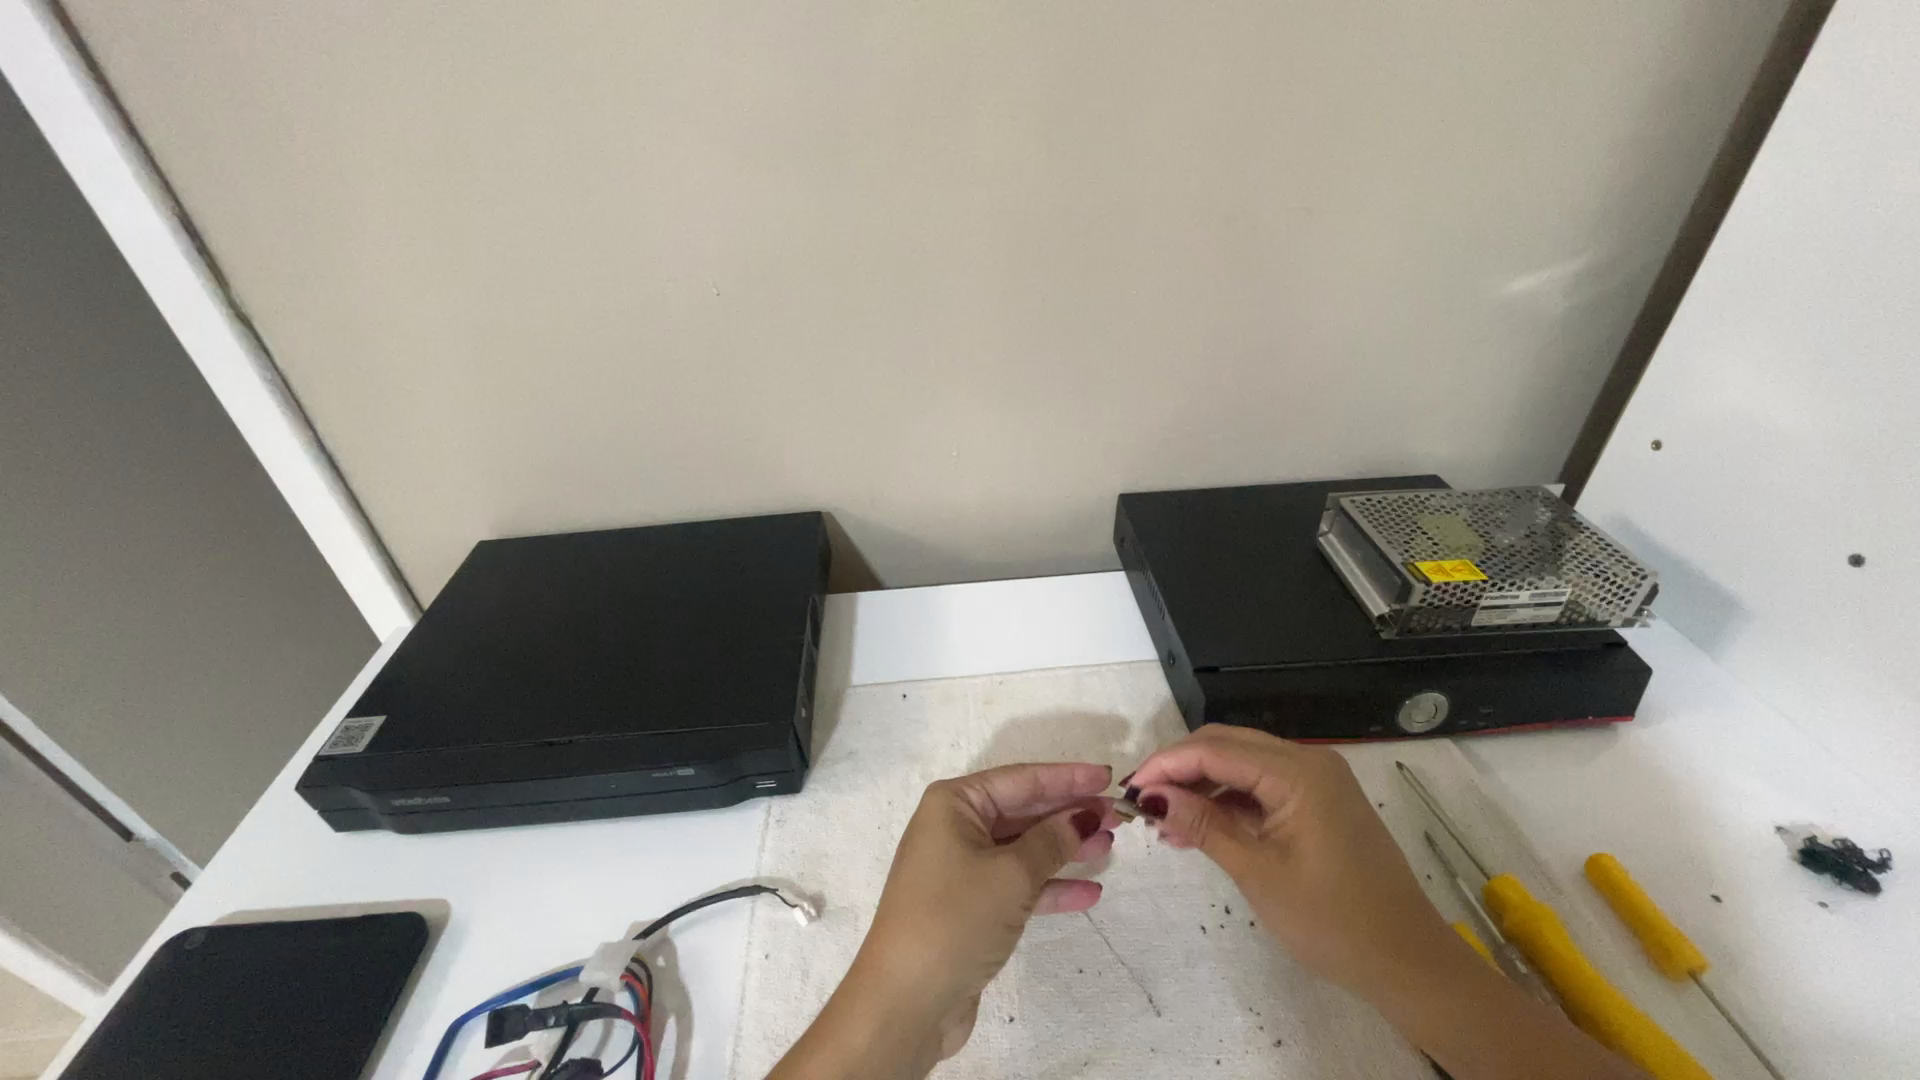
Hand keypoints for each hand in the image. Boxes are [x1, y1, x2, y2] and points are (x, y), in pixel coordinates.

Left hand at [770, 763, 1116, 1078]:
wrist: (907, 1000)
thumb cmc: (956, 916)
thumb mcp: (1011, 873)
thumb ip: (1051, 841)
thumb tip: (1083, 818)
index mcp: (954, 803)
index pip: (1021, 779)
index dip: (1066, 777)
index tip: (1107, 775)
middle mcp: (953, 827)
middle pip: (1022, 810)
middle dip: (1068, 812)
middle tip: (1116, 812)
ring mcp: (960, 868)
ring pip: (1022, 848)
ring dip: (1064, 848)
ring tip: (1109, 845)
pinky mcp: (969, 907)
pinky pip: (1016, 885)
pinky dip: (1049, 886)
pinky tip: (1088, 892)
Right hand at [1128, 726, 1646, 1079]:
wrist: (1407, 961)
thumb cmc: (1333, 920)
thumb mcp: (1258, 872)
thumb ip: (1203, 825)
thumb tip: (1151, 796)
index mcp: (1298, 772)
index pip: (1215, 750)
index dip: (1166, 764)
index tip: (1129, 789)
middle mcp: (1308, 761)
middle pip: (1226, 746)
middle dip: (1179, 768)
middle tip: (1142, 801)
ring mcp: (1315, 780)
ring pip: (1240, 764)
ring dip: (1200, 785)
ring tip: (1164, 822)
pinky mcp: (1317, 801)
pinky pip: (1260, 785)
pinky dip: (1226, 801)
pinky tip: (1198, 828)